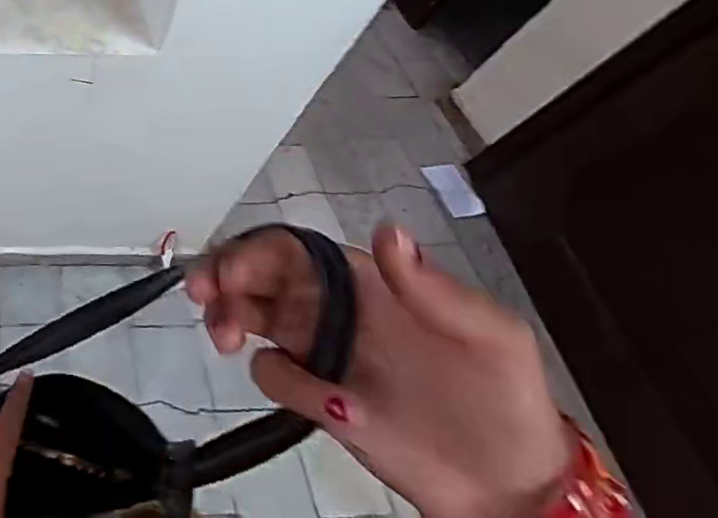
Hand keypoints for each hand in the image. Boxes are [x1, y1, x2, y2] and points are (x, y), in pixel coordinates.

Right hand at [187, 225, 569, 517]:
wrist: (512, 487)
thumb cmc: (503, 396)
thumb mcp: (488, 334)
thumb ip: (433, 287)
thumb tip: (387, 231)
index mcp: (363, 281)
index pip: (294, 249)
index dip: (256, 251)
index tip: (231, 270)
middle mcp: (332, 308)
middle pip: (260, 276)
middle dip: (224, 275)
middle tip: (205, 294)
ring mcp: (322, 353)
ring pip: (252, 317)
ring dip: (227, 316)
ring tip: (222, 336)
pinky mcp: (320, 399)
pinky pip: (277, 376)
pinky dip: (280, 380)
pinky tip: (314, 397)